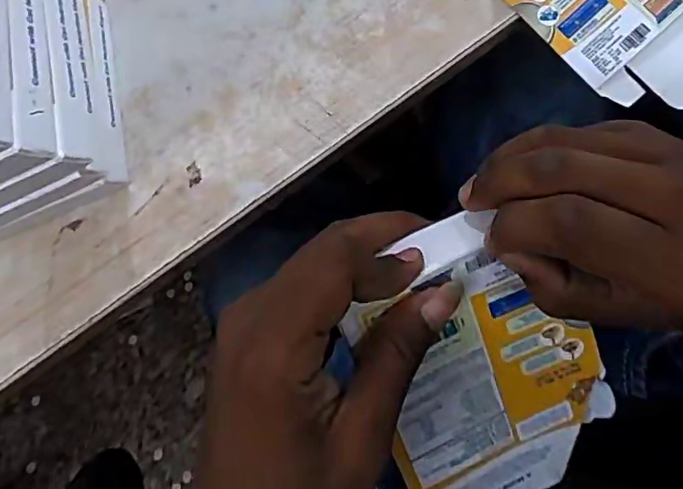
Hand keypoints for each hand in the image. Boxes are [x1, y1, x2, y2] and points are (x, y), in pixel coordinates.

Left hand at [197, 213, 461, 488]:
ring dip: (360, 259)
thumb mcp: (358, 440)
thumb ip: (395, 357)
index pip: (334, 258)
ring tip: (411, 269)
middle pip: (320, 251)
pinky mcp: (244, 329)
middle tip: (431, 246)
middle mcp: (250, 311)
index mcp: (274, 339)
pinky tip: (371, 296)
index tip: (435, 252)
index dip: (385, 245)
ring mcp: (242, 317)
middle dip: (377, 241)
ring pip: (310, 262)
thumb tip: (441, 292)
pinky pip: (297, 285)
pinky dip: (338, 281)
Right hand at [462, 122, 682, 332]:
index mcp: (672, 258)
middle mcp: (667, 195)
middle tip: (470, 199)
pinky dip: (535, 145)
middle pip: (559, 169)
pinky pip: (574, 130)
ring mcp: (657, 151)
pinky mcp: (644, 129)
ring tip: (484, 179)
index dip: (517, 227)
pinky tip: (520, 165)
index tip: (492, 241)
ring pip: (561, 138)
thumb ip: (563, 291)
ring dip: (508, 155)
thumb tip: (510, 249)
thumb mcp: (635, 317)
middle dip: (500, 180)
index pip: (572, 223)